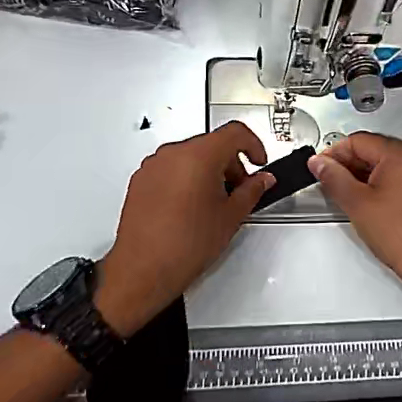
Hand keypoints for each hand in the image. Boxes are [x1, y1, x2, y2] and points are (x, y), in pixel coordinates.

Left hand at [96, 123, 273, 335]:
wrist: (144, 269)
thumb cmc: (181, 247)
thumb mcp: (230, 217)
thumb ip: (251, 191)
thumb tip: (261, 181)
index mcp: (199, 157)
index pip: (234, 132)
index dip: (253, 144)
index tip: (257, 159)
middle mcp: (172, 155)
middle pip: (211, 143)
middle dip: (230, 163)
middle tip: (240, 187)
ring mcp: (153, 166)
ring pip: (189, 155)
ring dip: (207, 170)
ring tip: (215, 202)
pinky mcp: (140, 179)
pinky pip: (169, 168)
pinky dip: (185, 178)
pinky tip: (192, 206)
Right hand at [308, 132, 401, 308]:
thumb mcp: (357, 204)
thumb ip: (333, 178)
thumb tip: (320, 163)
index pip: (358, 141)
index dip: (333, 154)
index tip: (321, 167)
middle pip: (374, 149)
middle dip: (350, 165)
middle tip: (333, 182)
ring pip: (388, 163)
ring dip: (366, 175)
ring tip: (354, 198)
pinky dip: (385, 184)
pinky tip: (375, 205)